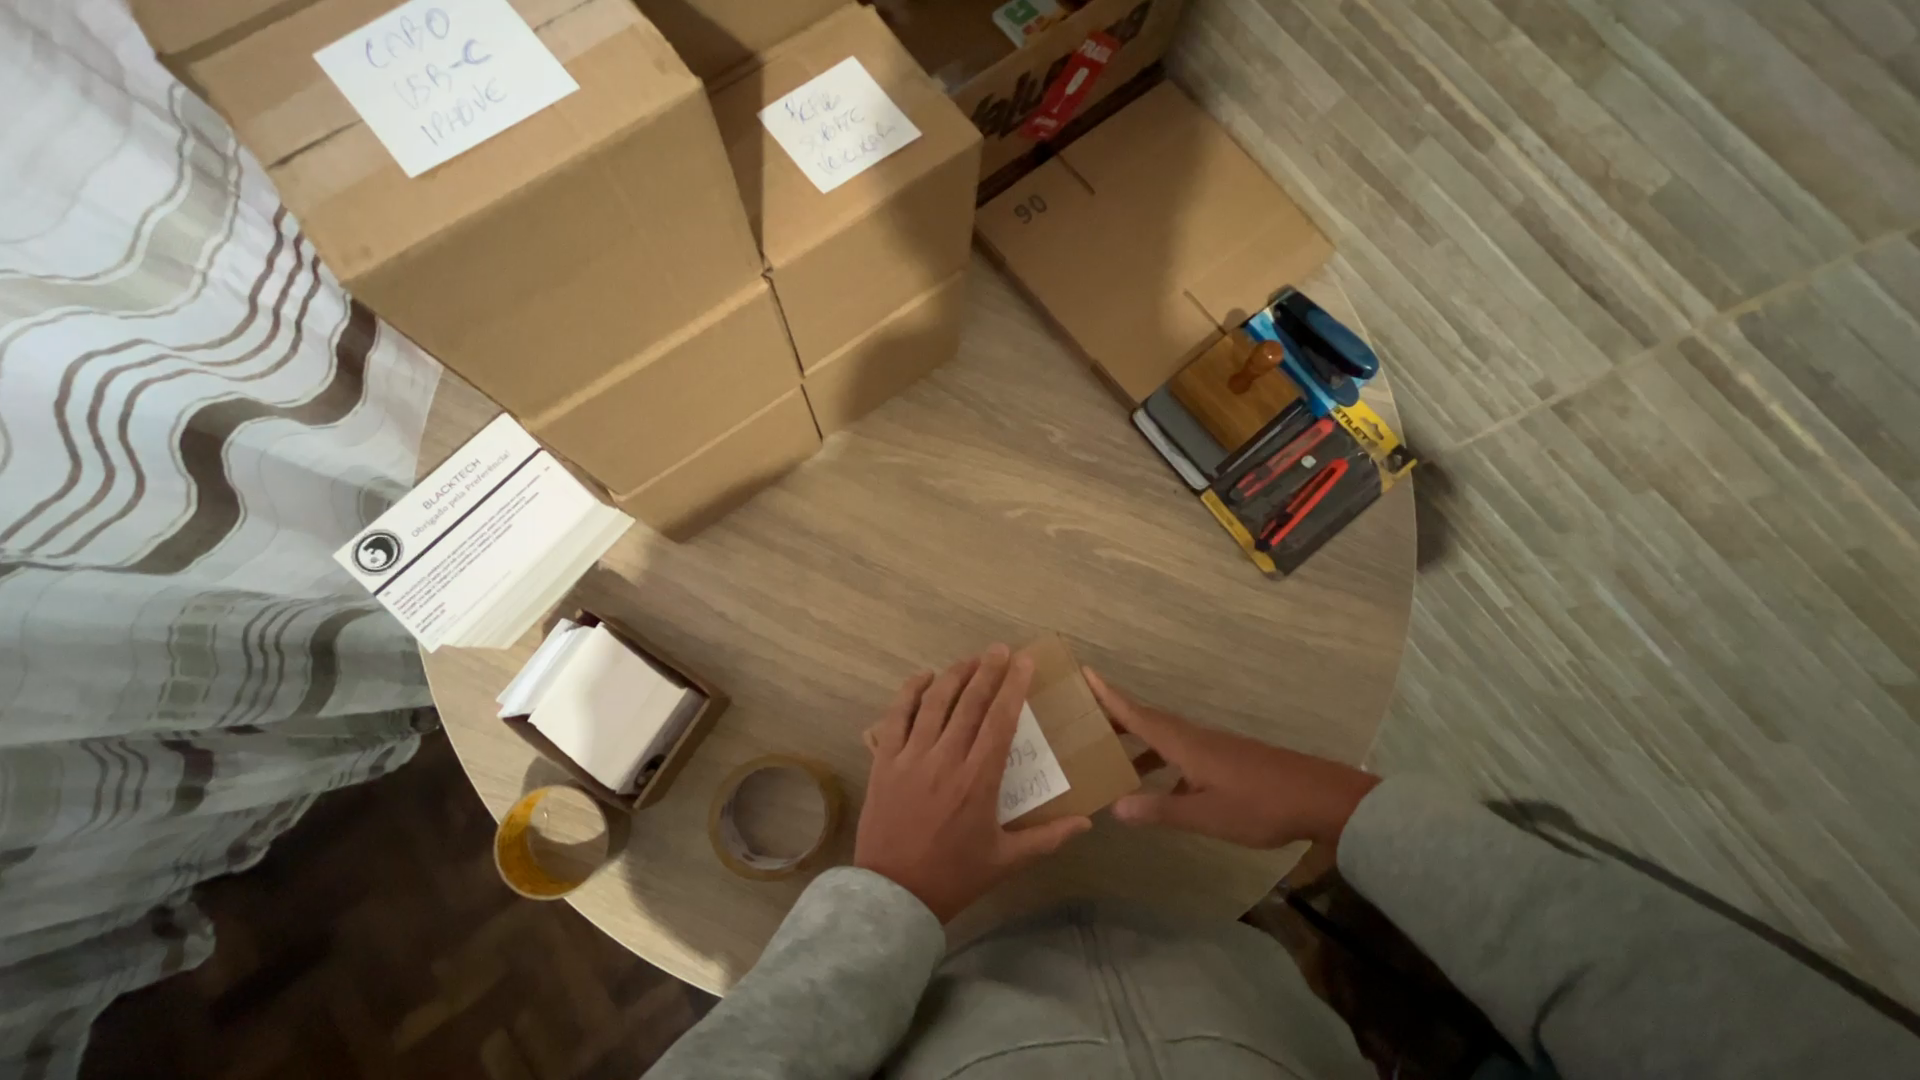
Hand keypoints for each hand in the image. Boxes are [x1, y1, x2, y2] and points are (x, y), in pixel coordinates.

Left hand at [855, 645, 1092, 921]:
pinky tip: (923, 678)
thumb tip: (1088, 822)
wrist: (895, 895)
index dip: (1013, 687)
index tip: (1024, 662)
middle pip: (969, 703)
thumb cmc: (954, 877)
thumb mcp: (1006, 861)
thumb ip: (1048, 838)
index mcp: (978, 781)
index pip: (1000, 720)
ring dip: (953, 675)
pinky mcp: (884, 761)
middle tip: (1000, 649)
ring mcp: (910, 758)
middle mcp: (945, 760)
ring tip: (970, 660)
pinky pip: (896, 717)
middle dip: (987, 670)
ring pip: (934, 703)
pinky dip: (910, 693)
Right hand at [1085, 668, 1378, 851]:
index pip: (1138, 714)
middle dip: (1114, 717)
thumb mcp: (1206, 815)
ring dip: (1136, 742)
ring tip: (1109, 756)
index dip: (1109, 695)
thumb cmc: (1260, 805)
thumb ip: (1160, 811)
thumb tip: (1114, 806)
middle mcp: (1194, 739)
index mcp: (1184, 744)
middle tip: (1082, 717)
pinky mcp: (1225, 762)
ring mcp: (1211, 749)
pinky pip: (1180, 754)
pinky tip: (1157, 790)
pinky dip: (1160, 763)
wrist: (1319, 799)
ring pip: (1163, 739)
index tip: (1084, 672)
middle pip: (1146, 721)